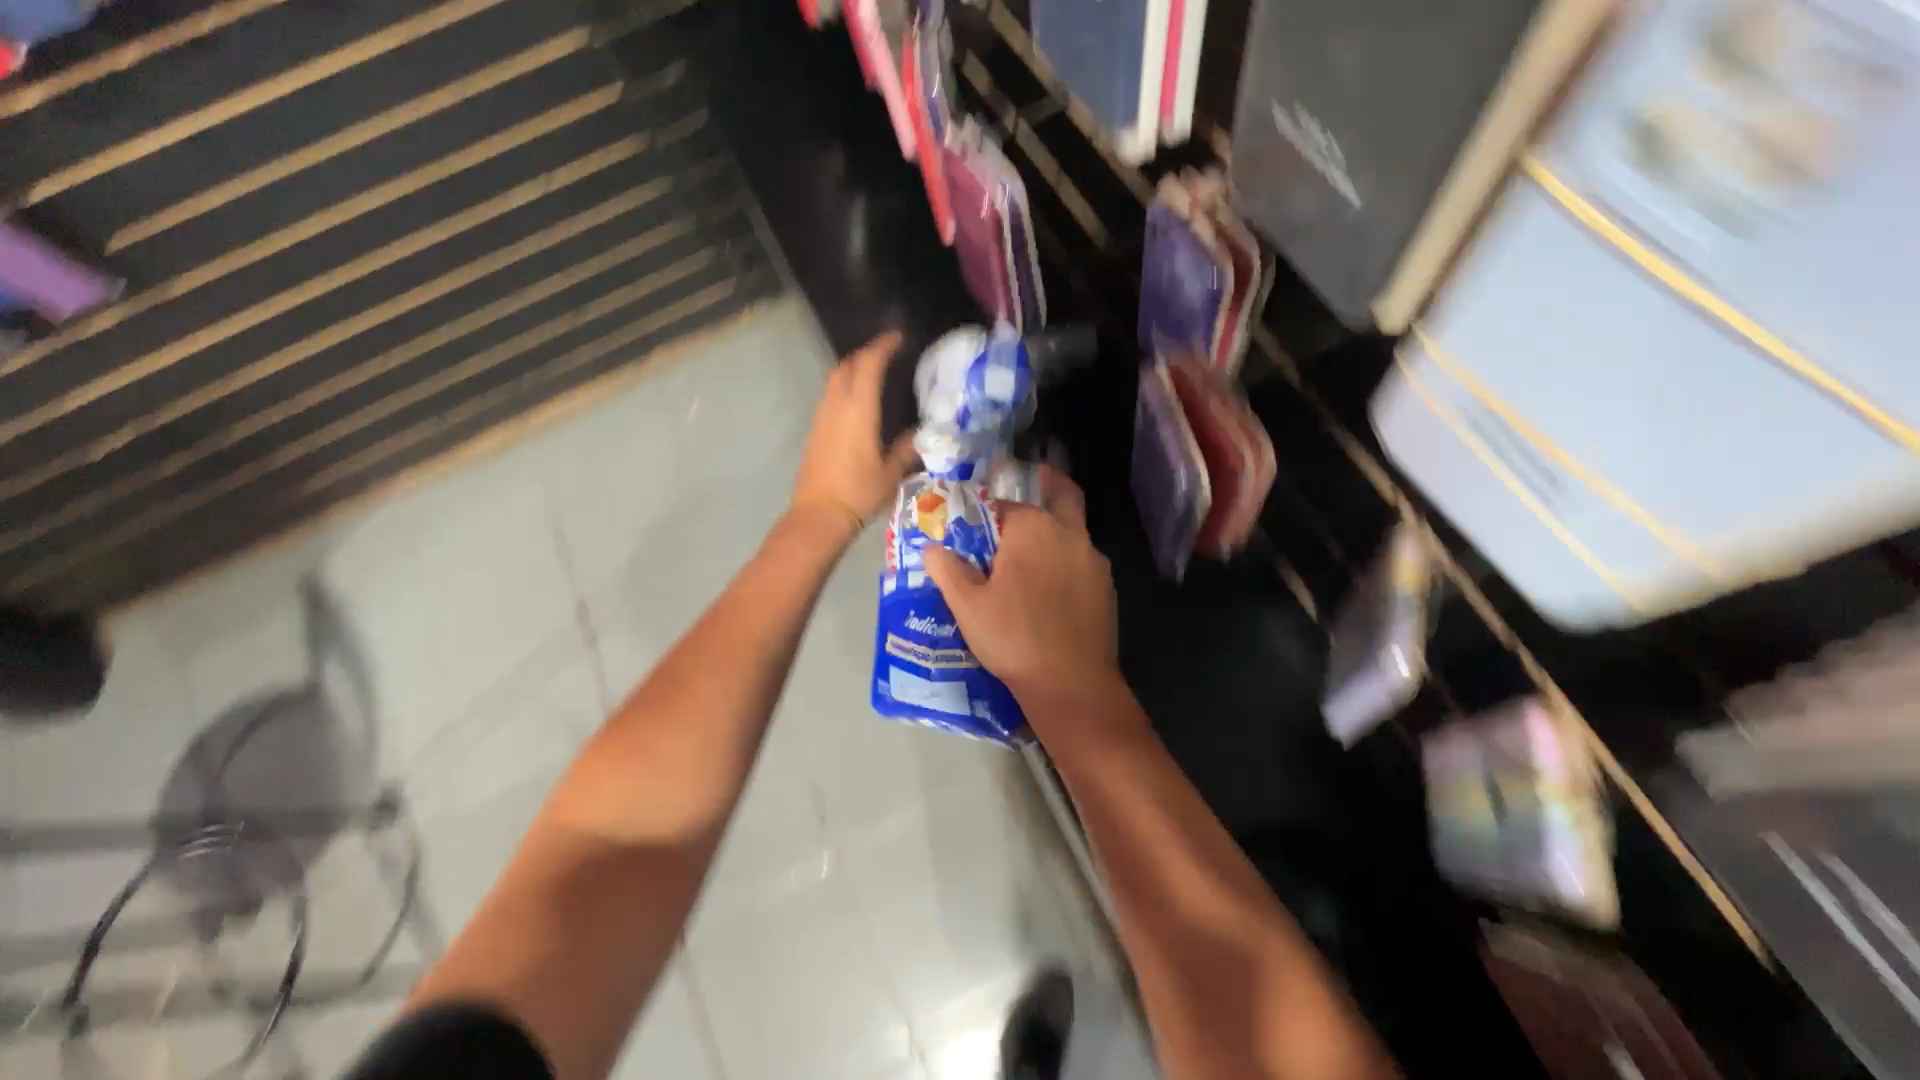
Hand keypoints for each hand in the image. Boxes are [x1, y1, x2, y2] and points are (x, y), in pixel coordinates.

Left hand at [791, 331, 919, 536]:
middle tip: (888, 353)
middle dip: (867, 353)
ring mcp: (822, 415)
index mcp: (859, 409)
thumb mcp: (892, 472)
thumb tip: (922, 433)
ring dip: (854, 368)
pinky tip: (859, 401)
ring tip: (875, 373)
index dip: (884, 346)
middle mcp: (837, 404)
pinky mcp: (815, 428)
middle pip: (848, 364)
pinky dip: (846, 386)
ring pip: (836, 377)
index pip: (870, 364)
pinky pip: (831, 394)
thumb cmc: (859, 491)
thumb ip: (908, 448)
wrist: (820, 513)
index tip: (899, 338)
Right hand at [923, 466, 1128, 738]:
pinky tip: (1051, 592)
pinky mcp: (1107, 590)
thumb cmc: (1013, 637)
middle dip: (1049, 485)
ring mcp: (1095, 562)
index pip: (1006, 506)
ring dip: (1056, 535)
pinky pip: (1084, 565)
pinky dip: (1068, 566)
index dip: (989, 513)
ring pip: (1075, 534)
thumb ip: (947, 570)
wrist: (1070, 683)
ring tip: (1031, 560)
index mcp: (1033, 528)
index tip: (976, 527)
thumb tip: (932, 548)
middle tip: (1032, 488)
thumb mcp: (967, 605)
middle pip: (1063, 495)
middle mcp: (1070, 535)